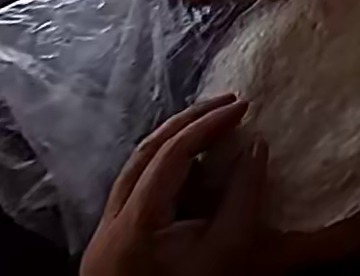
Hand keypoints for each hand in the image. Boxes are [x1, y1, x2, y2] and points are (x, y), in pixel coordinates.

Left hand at [82, 94, 267, 275]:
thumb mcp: (228, 254)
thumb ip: (244, 195)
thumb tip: (256, 146)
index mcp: (135, 225)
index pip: (173, 152)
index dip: (210, 123)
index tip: (244, 106)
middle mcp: (109, 225)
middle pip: (145, 151)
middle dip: (189, 120)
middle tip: (228, 103)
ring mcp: (102, 238)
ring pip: (134, 167)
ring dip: (174, 138)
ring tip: (211, 123)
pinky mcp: (108, 249)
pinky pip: (134, 187)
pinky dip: (164, 164)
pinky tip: (190, 162)